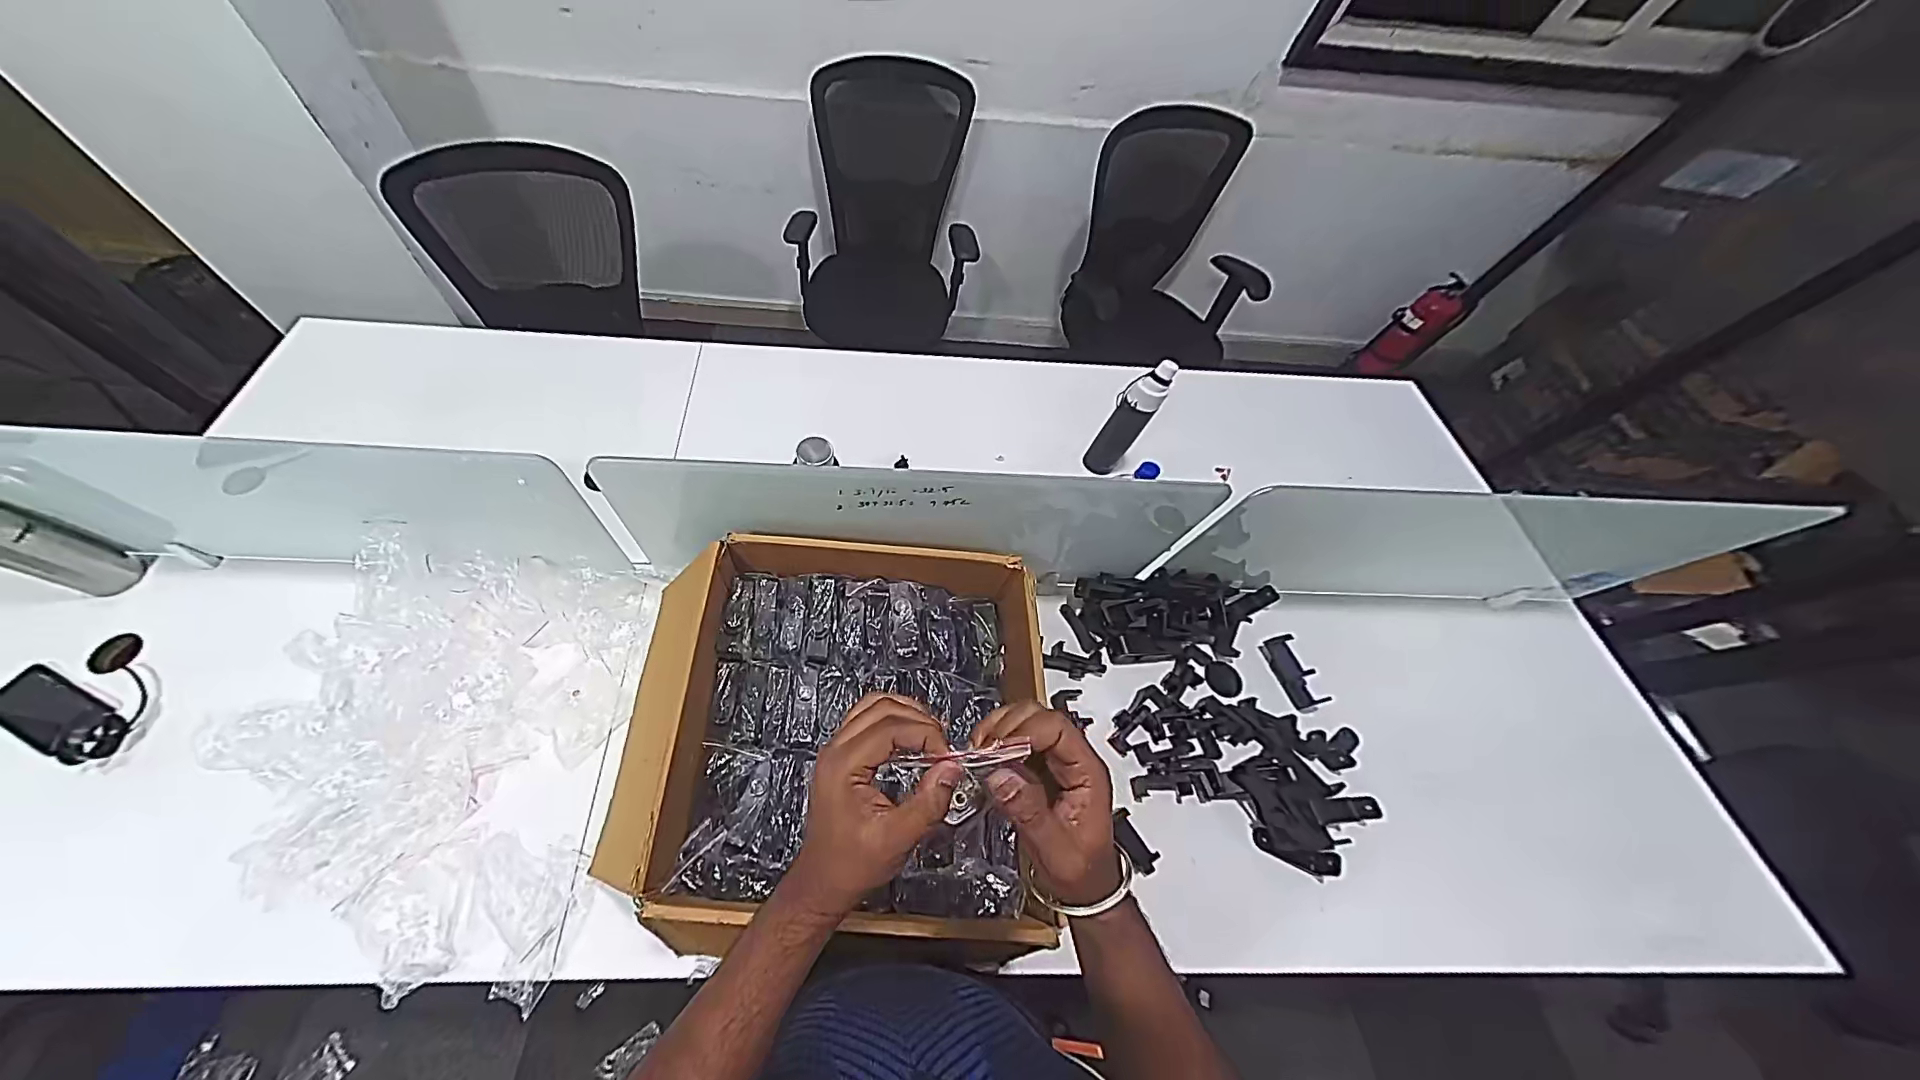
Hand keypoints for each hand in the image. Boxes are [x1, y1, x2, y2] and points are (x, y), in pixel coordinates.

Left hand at [781, 693, 962, 919]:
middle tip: (941, 746)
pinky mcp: (843, 755)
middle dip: (920, 720)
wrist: (823, 882)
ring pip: (875, 705)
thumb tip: (951, 769)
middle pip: (883, 707)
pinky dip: (895, 720)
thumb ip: (928, 802)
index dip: (925, 734)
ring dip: (907, 714)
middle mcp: (835, 750)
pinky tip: (913, 740)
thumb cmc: (849, 865)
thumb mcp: (897, 838)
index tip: (945, 756)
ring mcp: (836, 750)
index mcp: (843, 765)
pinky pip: (869, 719)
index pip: (891, 726)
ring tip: (931, 738)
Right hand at [971, 701, 1120, 908]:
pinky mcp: (1038, 768)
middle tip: (984, 749)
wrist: (1086, 888)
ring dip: (999, 730)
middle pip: (1040, 716)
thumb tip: (1001, 777)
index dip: (1025, 732)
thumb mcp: (1055, 850)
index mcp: (1087, 773)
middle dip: (1007, 726)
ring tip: (980, 752)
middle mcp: (1072, 760)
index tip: (999, 749)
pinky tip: (983, 758)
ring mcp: (1054, 761)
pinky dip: (995, 743)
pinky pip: (1016, 740)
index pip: (1058, 728)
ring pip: (1026, 722)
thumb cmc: (1082, 872)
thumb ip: (1029, 813)